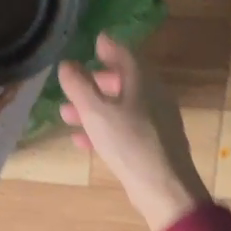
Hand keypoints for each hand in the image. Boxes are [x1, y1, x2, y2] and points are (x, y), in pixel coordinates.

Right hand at [58, 33, 210, 230]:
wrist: (164, 188)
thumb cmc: (129, 143)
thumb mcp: (96, 112)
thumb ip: (79, 86)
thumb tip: (67, 64)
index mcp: (143, 82)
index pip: (126, 54)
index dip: (109, 47)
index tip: (95, 42)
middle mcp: (153, 96)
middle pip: (124, 80)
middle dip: (96, 81)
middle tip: (75, 80)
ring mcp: (155, 122)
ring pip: (121, 106)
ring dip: (94, 107)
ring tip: (67, 114)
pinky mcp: (152, 144)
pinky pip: (124, 128)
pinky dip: (103, 128)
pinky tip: (82, 140)